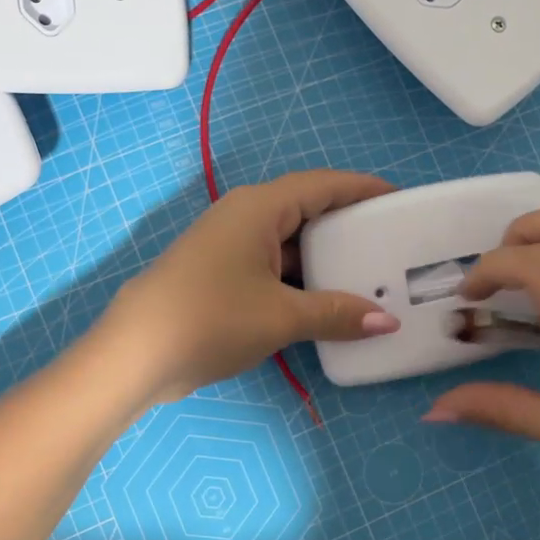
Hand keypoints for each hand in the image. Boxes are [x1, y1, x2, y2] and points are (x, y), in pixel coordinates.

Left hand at [102, 171, 402, 400]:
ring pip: (290, 244)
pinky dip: (301, 281)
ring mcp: (230, 247)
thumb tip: (386, 322)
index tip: (403, 200)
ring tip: (371, 277)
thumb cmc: (210, 319)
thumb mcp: (280, 317)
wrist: (136, 353)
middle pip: (308, 212)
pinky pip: (273, 268)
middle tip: (393, 245)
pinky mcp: (221, 275)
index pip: (324, 185)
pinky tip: (328, 305)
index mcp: (259, 208)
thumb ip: (336, 313)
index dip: (365, 190)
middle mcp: (244, 218)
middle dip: (350, 227)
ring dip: (325, 261)